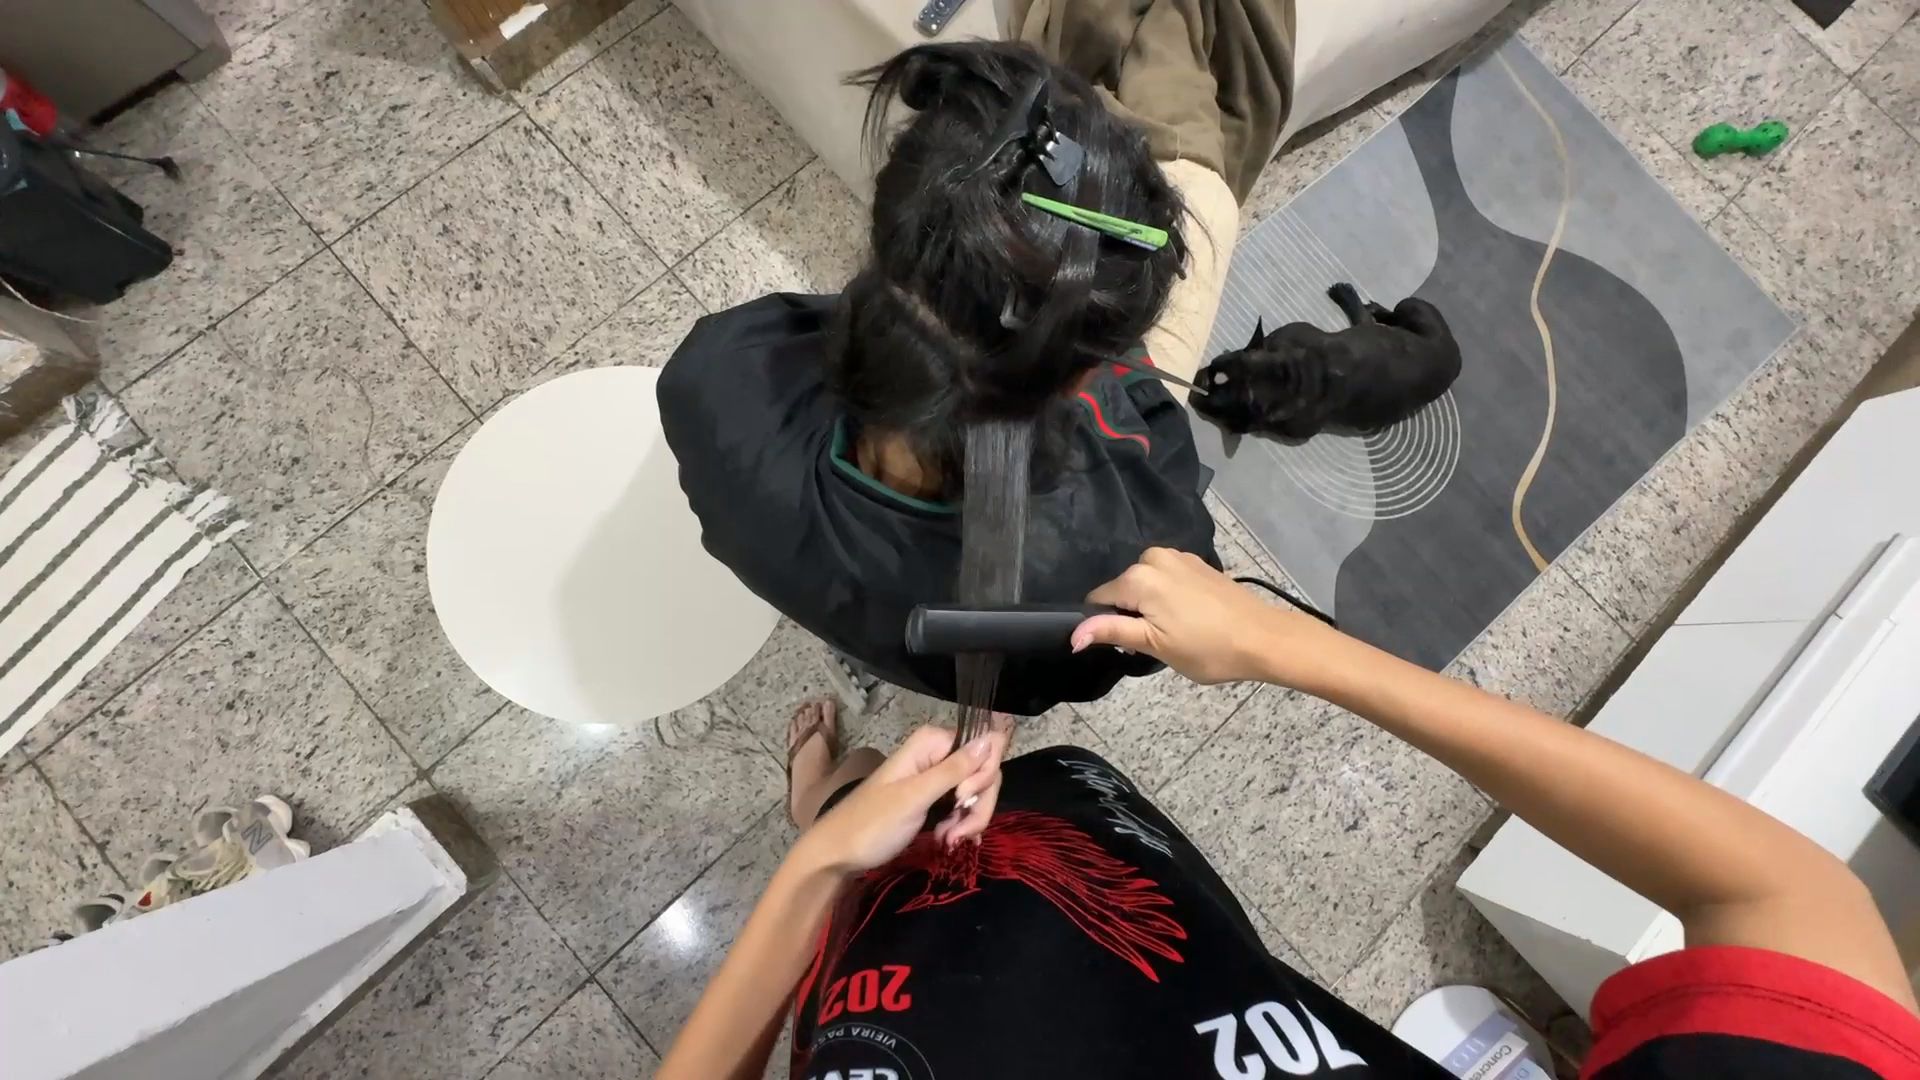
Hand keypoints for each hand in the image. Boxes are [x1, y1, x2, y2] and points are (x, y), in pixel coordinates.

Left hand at [795, 726, 994, 873]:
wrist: (839, 853)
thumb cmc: (872, 823)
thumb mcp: (915, 796)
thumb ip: (954, 768)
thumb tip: (992, 737)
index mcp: (933, 741)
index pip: (986, 745)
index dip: (982, 775)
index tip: (962, 800)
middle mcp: (938, 752)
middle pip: (985, 771)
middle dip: (978, 805)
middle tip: (959, 832)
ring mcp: (937, 775)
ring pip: (978, 792)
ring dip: (969, 820)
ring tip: (947, 840)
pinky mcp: (936, 797)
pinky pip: (965, 805)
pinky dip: (961, 825)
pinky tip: (948, 840)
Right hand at [1071, 547, 1328, 684]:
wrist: (1264, 638)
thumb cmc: (1207, 647)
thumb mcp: (1153, 645)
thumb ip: (1110, 633)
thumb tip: (1073, 635)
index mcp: (1138, 577)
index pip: (1098, 599)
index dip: (1104, 624)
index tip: (1128, 645)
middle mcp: (1152, 557)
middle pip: (1121, 590)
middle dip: (1129, 614)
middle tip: (1155, 643)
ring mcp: (1177, 556)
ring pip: (1143, 584)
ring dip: (1148, 606)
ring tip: (1174, 631)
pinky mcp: (1195, 562)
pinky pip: (1165, 578)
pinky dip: (1167, 596)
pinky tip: (1188, 617)